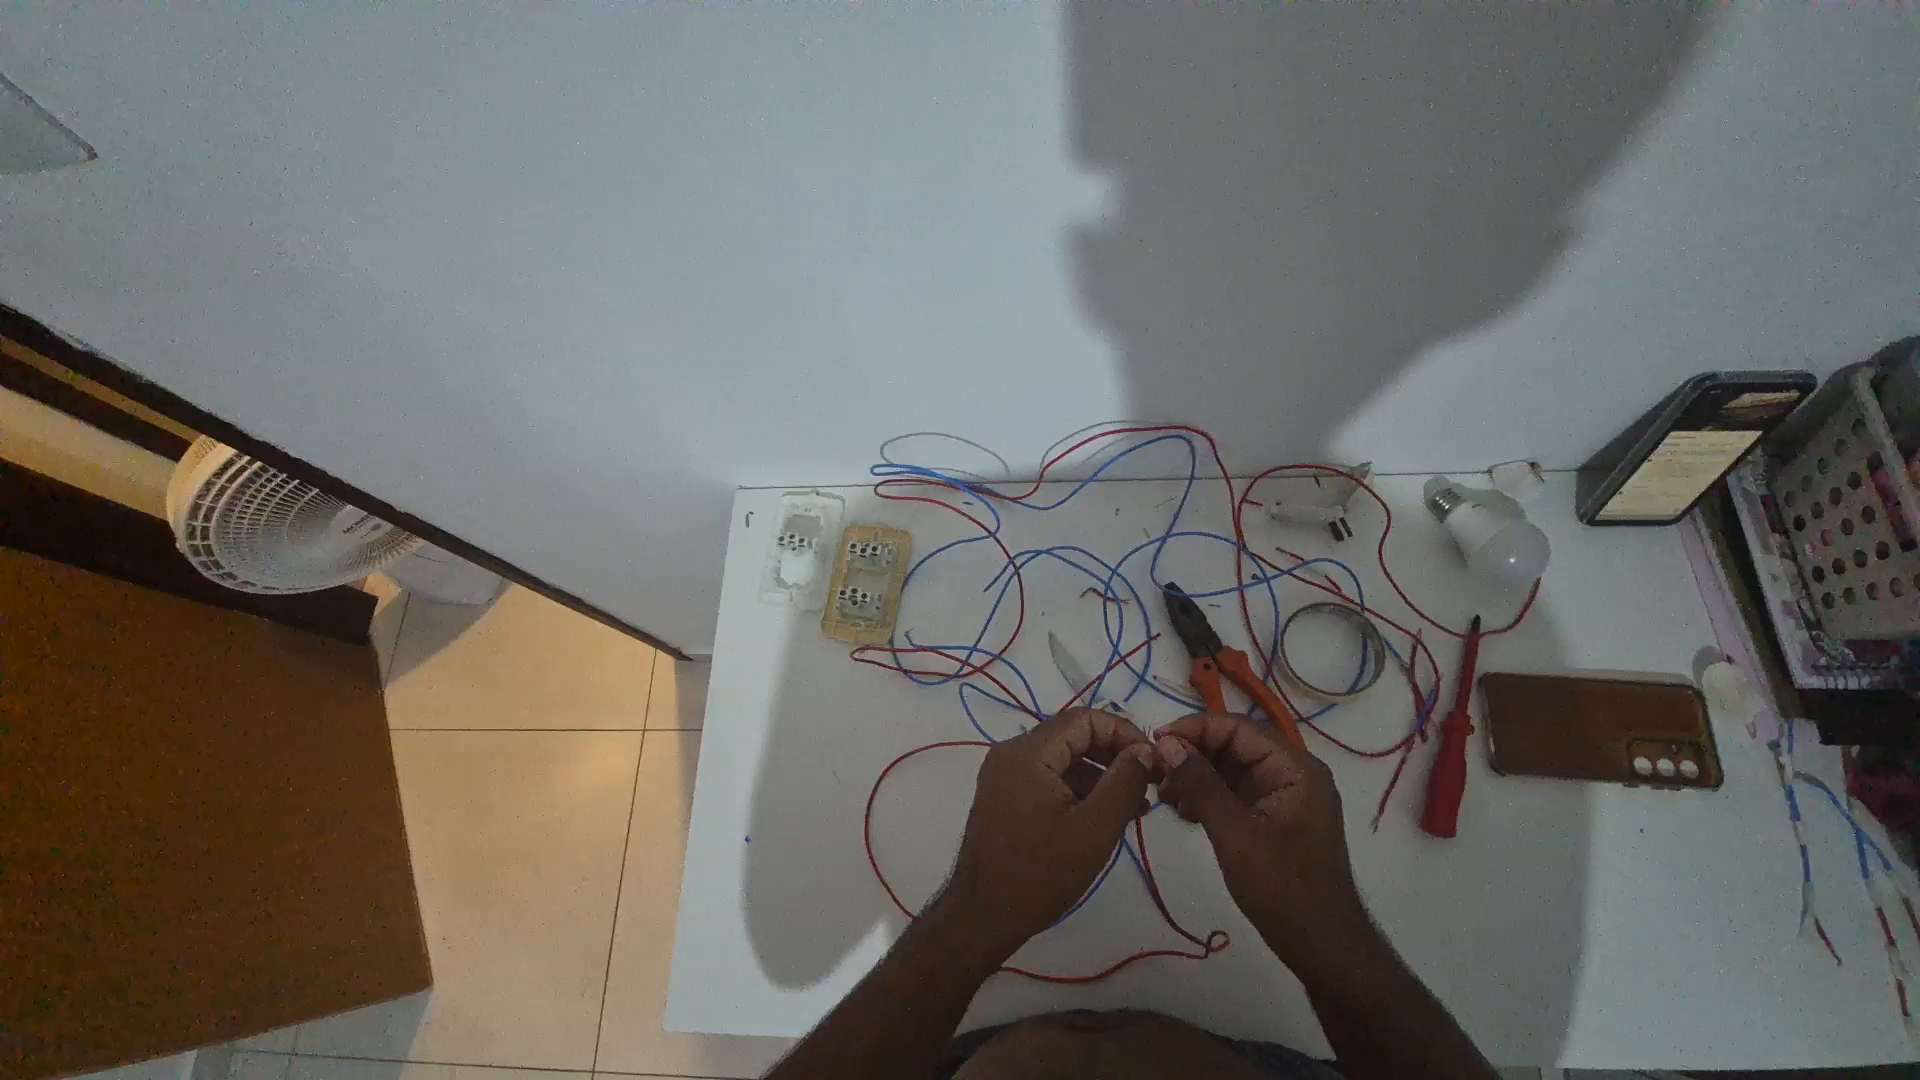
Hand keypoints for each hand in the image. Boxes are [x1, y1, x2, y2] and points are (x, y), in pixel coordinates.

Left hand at [941, 707, 1156, 957]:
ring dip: (1099, 774)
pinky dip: (1078, 789)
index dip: (1123, 732)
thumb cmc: (1040, 872)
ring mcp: (1004, 775)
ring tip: (1135, 807)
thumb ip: (1124, 782)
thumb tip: (1145, 750)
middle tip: (1149, 783)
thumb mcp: (1094, 829)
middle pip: (1072, 735)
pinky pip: (1048, 778)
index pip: (1084, 718)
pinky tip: (1103, 816)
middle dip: (1114, 754)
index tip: (1154, 760)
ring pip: (1062, 758)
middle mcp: (1011, 753)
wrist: (983, 916)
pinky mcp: (1005, 796)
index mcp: (1028, 752)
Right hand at [1153, 713, 1375, 975]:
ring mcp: (1283, 796)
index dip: (1196, 729)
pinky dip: (1207, 796)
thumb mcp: (1235, 833)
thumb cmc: (1284, 888)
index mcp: (1295, 769)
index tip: (1156, 743)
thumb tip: (1166, 744)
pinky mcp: (1272, 818)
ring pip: (1230, 769)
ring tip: (1164, 796)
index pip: (1239, 728)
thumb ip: (1200, 784)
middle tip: (1154, 773)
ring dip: (1196, 776)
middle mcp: (1292, 774)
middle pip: (1234, 745)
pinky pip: (1234, 792)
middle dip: (1193, 754)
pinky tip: (1183, 812)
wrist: (1323, 949)